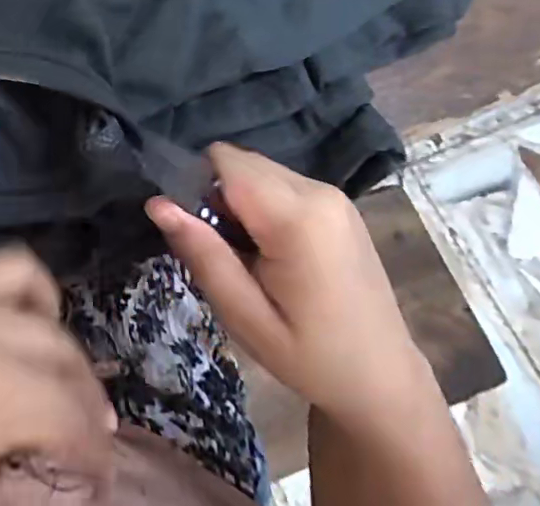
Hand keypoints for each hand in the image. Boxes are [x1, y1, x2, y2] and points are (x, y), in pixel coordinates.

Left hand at [0, 242, 116, 505]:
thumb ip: (22, 466)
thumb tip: (66, 463)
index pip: (73, 412)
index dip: (96, 446)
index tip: (102, 467)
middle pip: (57, 344)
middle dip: (82, 387)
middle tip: (84, 423)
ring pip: (18, 270)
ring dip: (42, 305)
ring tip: (46, 340)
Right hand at [146, 142, 432, 424]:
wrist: (383, 379)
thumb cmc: (310, 357)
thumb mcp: (245, 317)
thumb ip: (202, 253)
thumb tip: (156, 202)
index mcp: (296, 217)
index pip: (222, 160)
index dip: (196, 186)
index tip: (198, 233)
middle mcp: (317, 190)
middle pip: (238, 160)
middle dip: (216, 193)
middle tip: (224, 251)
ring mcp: (331, 192)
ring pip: (256, 167)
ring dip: (237, 198)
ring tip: (248, 253)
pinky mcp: (337, 200)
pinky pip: (278, 180)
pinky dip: (260, 201)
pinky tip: (270, 247)